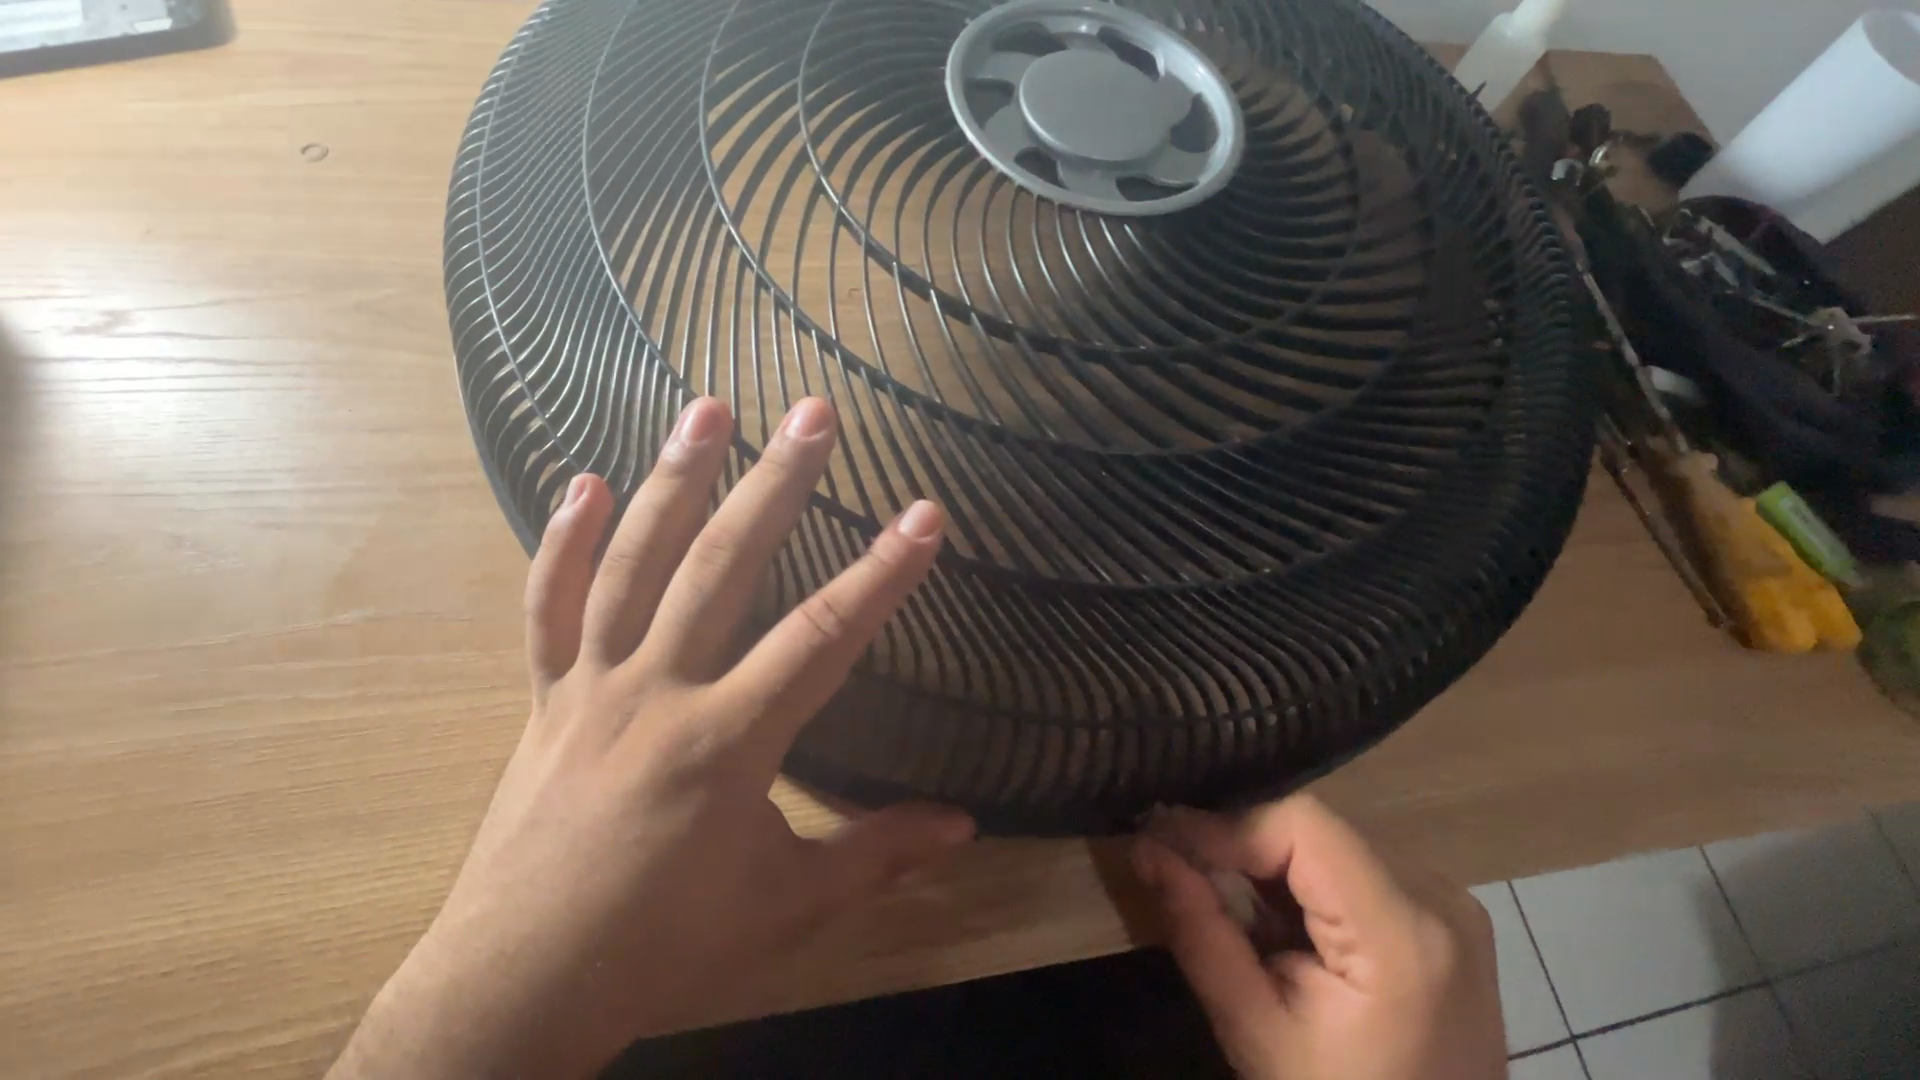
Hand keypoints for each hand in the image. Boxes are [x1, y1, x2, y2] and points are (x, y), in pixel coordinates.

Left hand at [330, 397, 975, 1079]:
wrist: (516, 989)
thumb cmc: (662, 948)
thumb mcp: (786, 907)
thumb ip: (875, 855)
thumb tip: (964, 827)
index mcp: (726, 744)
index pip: (822, 639)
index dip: (882, 576)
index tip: (926, 517)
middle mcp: (658, 693)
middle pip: (723, 567)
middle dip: (777, 485)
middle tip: (813, 413)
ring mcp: (592, 687)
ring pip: (633, 564)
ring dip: (675, 480)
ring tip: (707, 408)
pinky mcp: (546, 697)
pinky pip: (549, 606)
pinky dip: (565, 540)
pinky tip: (585, 479)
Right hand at [1134, 795, 1505, 1079]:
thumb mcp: (1253, 1028)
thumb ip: (1199, 928)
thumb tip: (1145, 846)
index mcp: (1403, 935)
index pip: (1302, 824)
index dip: (1226, 825)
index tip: (1164, 844)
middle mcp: (1440, 899)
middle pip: (1316, 829)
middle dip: (1241, 845)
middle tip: (1181, 874)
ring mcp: (1453, 905)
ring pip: (1331, 841)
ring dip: (1270, 863)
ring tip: (1231, 911)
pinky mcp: (1447, 916)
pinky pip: (1355, 866)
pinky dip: (1304, 883)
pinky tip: (1281, 927)